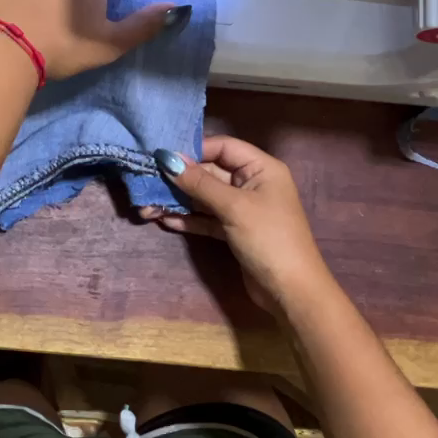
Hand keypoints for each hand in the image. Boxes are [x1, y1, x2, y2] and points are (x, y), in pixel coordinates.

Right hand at [145, 136, 334, 308]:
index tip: (163, 157)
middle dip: (180, 179)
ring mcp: (242, 208)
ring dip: (179, 200)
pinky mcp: (234, 230)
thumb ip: (200, 182)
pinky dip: (189, 218)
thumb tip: (168, 158)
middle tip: (147, 183)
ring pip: (205, 197)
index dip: (194, 149)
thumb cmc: (268, 238)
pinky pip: (207, 218)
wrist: (290, 291)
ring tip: (147, 206)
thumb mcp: (233, 207)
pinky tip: (165, 220)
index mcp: (261, 168)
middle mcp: (252, 183)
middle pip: (210, 172)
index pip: (223, 147)